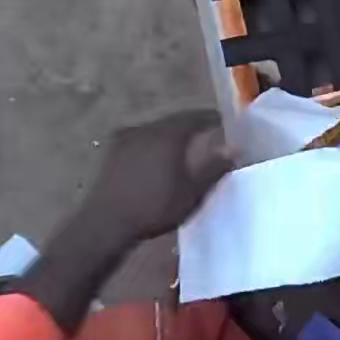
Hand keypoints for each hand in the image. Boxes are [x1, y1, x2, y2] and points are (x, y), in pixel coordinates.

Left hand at [65, 108, 232, 250]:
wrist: (107, 222)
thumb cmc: (155, 208)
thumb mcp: (192, 193)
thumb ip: (213, 169)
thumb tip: (232, 150)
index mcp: (168, 135)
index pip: (193, 118)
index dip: (208, 117)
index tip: (220, 119)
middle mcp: (147, 129)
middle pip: (173, 120)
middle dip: (189, 123)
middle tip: (204, 128)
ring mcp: (126, 138)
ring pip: (155, 128)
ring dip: (170, 132)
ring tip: (182, 142)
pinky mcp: (113, 151)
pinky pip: (140, 138)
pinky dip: (153, 141)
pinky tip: (156, 153)